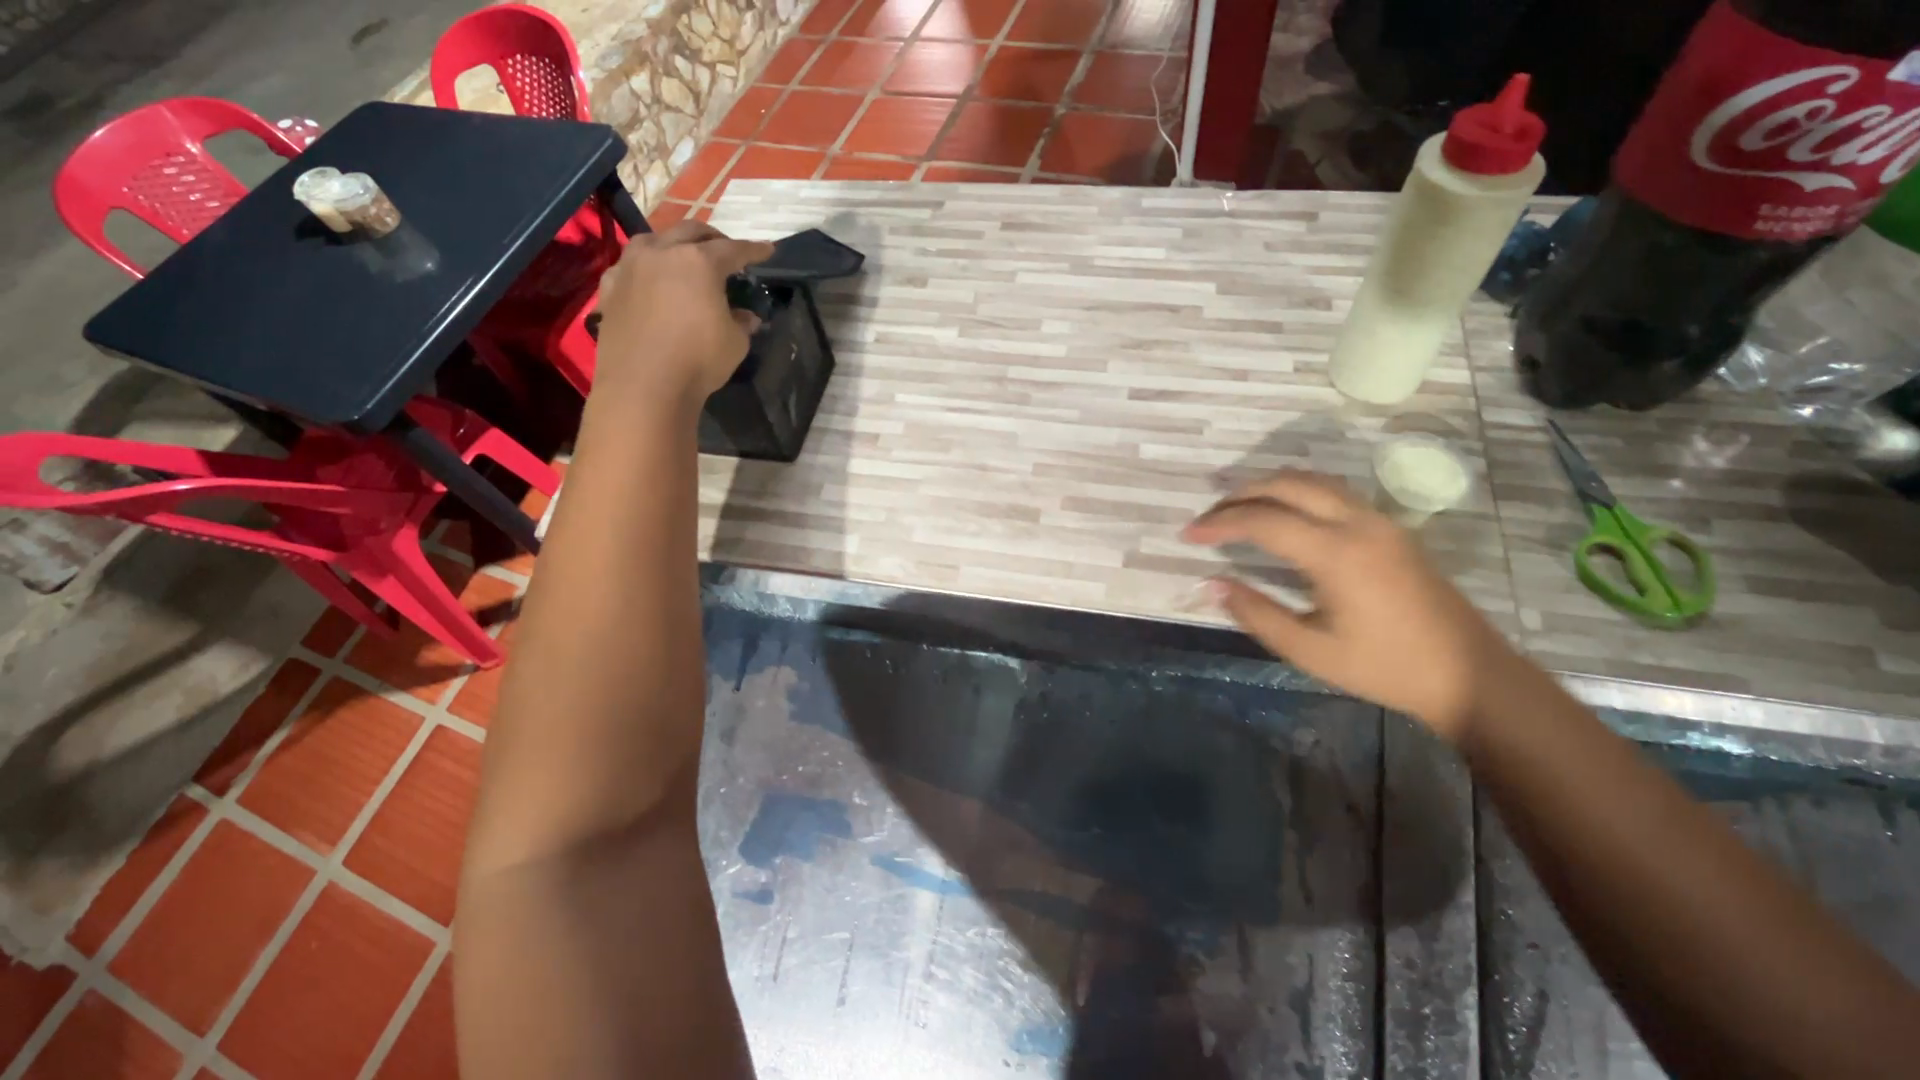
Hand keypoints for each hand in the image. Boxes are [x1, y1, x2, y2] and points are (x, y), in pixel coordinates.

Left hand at [592, 221, 776, 400]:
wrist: (643, 387)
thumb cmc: (697, 361)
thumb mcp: (735, 342)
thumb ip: (741, 322)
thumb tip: (745, 317)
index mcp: (699, 262)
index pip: (733, 249)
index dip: (753, 250)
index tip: (767, 250)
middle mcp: (662, 254)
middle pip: (690, 232)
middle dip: (712, 238)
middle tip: (725, 250)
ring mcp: (630, 268)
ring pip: (652, 240)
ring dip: (672, 244)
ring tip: (681, 257)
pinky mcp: (609, 289)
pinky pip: (628, 267)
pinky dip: (643, 269)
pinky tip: (647, 281)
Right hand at [1180, 470, 1515, 740]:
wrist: (1466, 673)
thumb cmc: (1384, 668)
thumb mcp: (1310, 651)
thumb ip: (1257, 614)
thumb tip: (1212, 584)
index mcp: (1336, 553)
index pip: (1264, 521)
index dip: (1221, 523)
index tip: (1188, 535)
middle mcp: (1358, 523)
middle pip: (1288, 484)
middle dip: (1240, 494)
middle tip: (1208, 517)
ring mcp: (1379, 521)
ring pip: (1314, 480)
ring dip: (1271, 487)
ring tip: (1237, 508)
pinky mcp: (1391, 528)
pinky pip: (1334, 491)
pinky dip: (1298, 491)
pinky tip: (1283, 514)